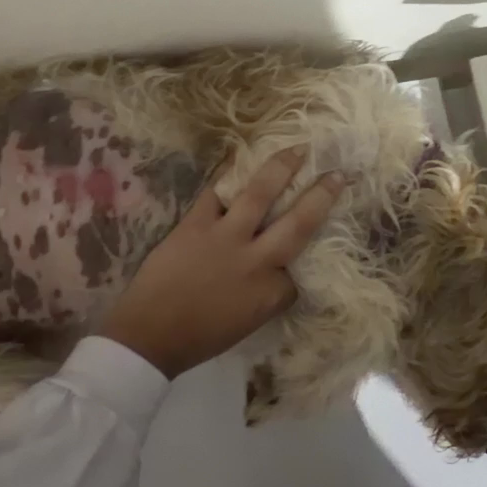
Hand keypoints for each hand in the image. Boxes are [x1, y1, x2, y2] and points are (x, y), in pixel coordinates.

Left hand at [100, 149, 343, 378]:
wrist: (149, 335)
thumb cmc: (198, 338)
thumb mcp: (247, 324)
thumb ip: (266, 295)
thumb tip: (278, 273)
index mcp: (270, 294)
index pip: (299, 272)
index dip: (305, 260)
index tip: (310, 245)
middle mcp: (255, 261)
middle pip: (298, 223)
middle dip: (320, 196)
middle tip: (338, 173)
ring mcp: (225, 237)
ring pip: (259, 194)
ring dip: (281, 168)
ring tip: (297, 148)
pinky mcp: (196, 223)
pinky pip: (216, 191)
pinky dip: (229, 173)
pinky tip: (241, 156)